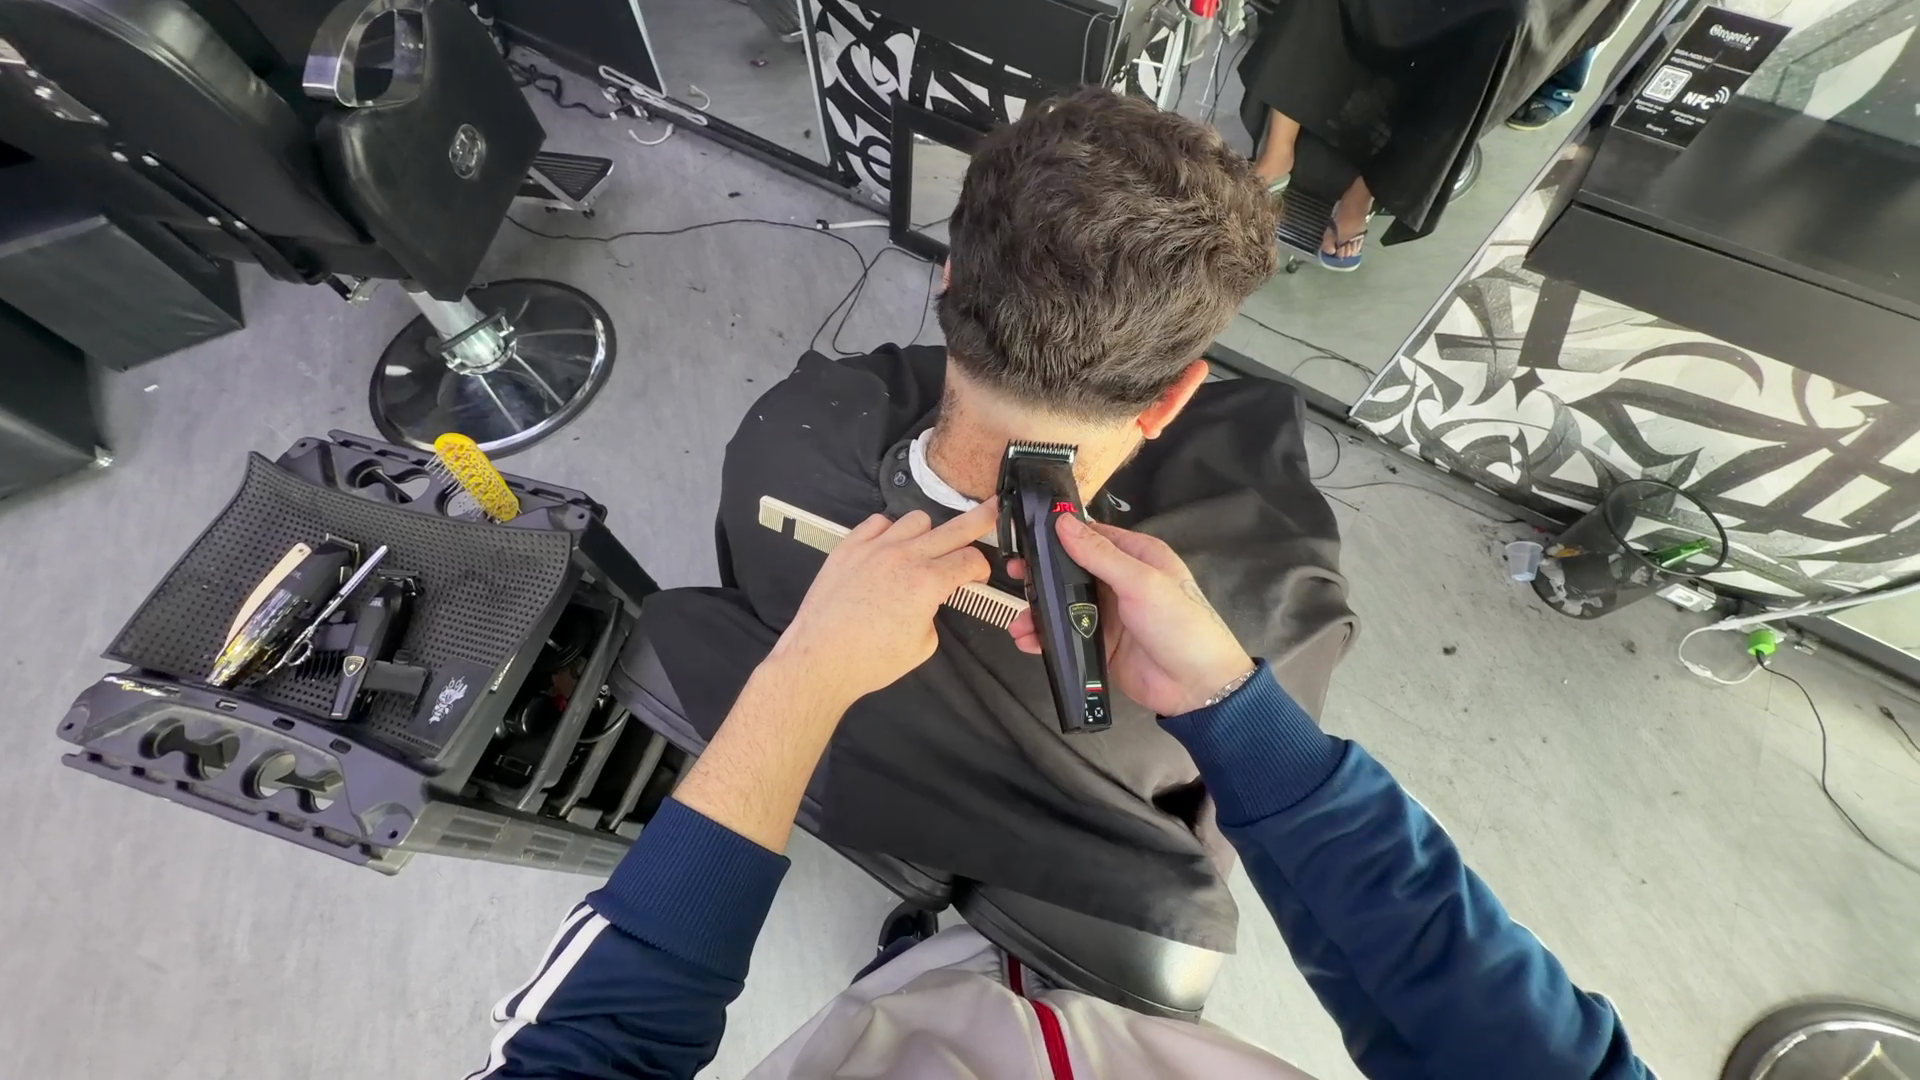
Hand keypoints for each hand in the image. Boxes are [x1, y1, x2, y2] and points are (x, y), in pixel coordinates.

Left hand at [771, 502, 996, 710]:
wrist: (820, 658)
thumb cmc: (871, 660)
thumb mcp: (923, 645)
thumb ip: (934, 611)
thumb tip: (930, 598)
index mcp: (928, 583)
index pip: (970, 560)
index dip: (980, 569)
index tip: (976, 576)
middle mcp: (905, 557)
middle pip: (955, 527)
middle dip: (981, 519)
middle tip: (993, 509)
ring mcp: (875, 547)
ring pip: (916, 519)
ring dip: (928, 533)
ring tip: (924, 549)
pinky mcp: (849, 546)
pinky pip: (878, 522)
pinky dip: (889, 531)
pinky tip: (888, 549)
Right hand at [1009, 516, 1253, 716]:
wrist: (1198, 688)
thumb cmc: (1179, 624)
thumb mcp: (1140, 583)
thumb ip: (1099, 554)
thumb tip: (1062, 521)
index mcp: (1137, 556)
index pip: (1091, 536)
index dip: (1059, 535)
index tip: (1026, 536)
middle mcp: (1120, 581)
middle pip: (1072, 571)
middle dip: (1041, 575)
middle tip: (1014, 575)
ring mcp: (1109, 614)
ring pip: (1064, 605)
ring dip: (1039, 612)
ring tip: (1018, 623)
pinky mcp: (1100, 644)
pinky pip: (1066, 635)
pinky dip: (1045, 638)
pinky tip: (1028, 642)